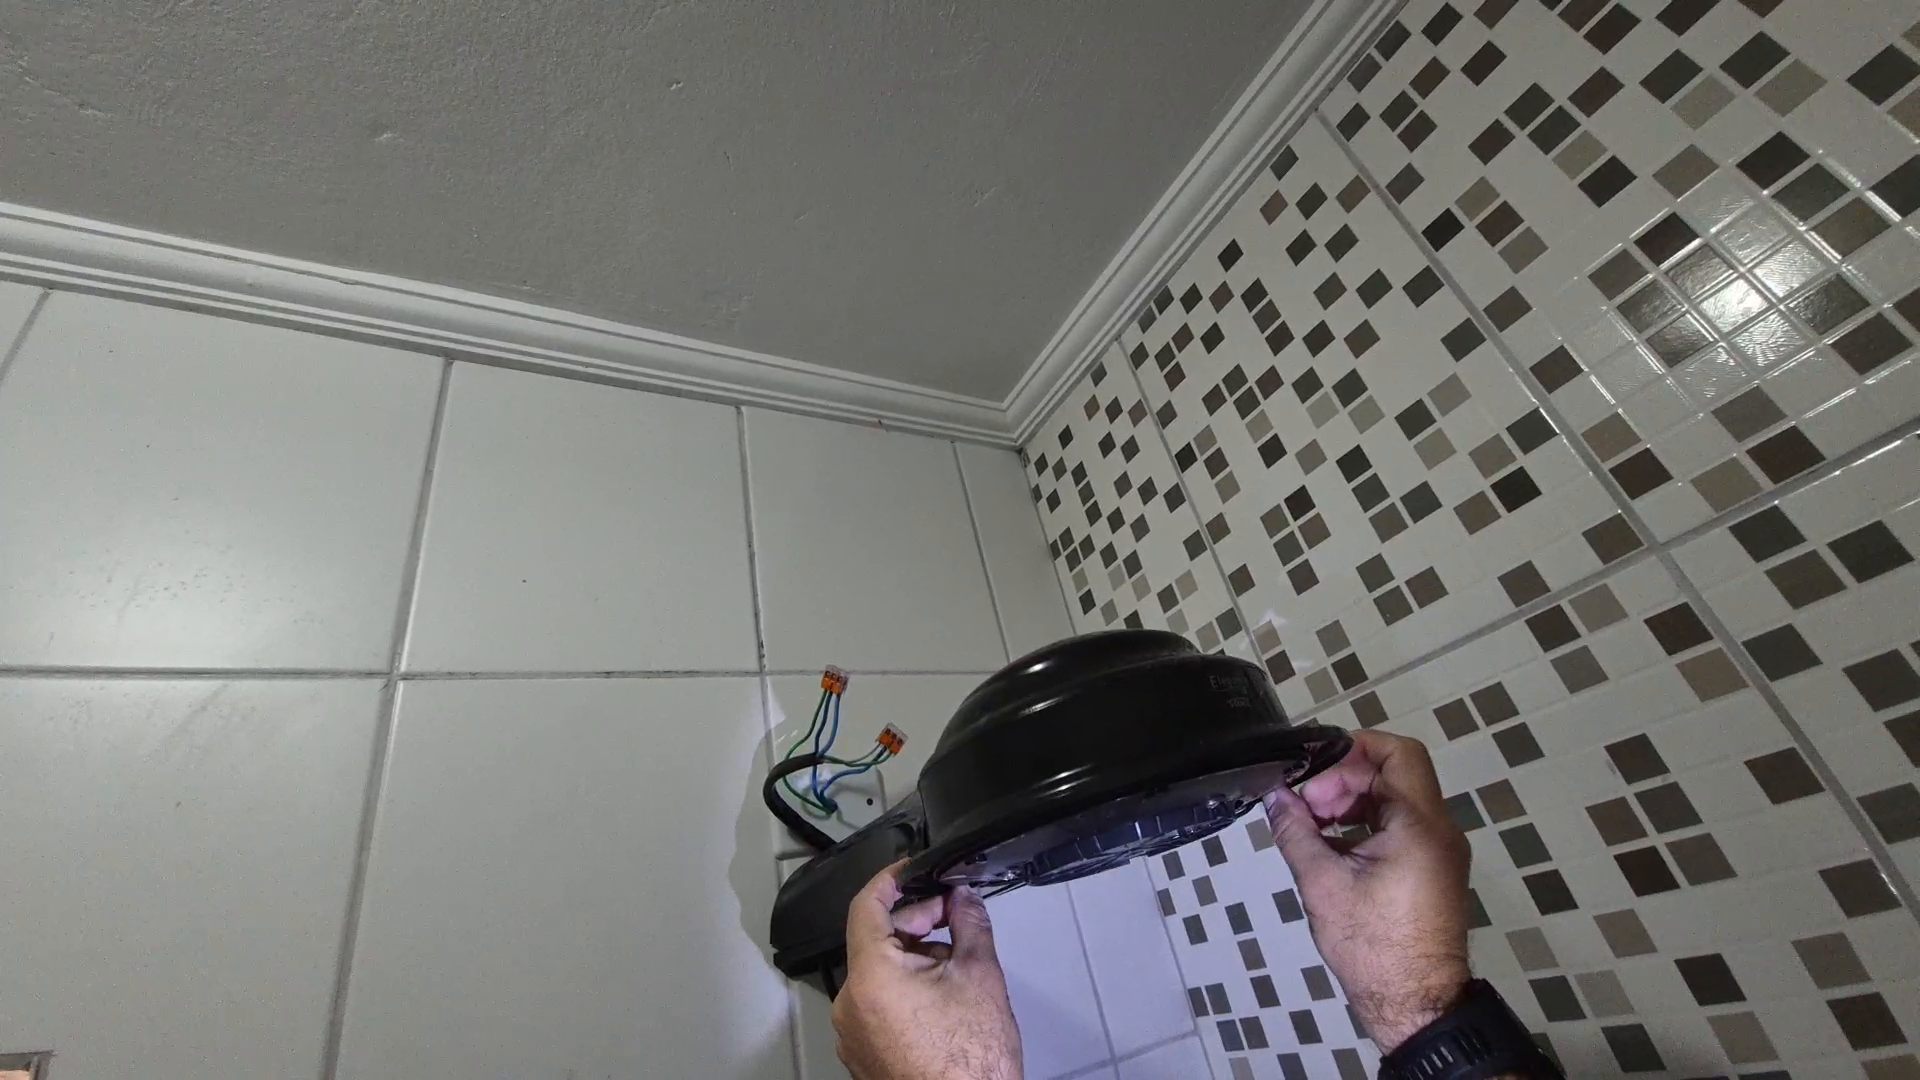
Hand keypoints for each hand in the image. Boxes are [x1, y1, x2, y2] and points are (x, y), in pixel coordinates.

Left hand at [832, 860, 1022, 1079]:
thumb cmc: (972, 1057)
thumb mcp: (979, 975)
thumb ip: (969, 921)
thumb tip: (964, 895)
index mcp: (871, 977)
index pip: (867, 905)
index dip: (891, 878)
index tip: (913, 867)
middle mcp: (850, 1003)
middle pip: (876, 937)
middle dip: (917, 920)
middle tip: (955, 916)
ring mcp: (853, 1032)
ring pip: (879, 969)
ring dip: (915, 953)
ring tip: (955, 960)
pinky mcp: (864, 1053)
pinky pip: (878, 998)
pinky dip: (905, 983)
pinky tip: (942, 990)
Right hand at [1264, 730, 1471, 1051]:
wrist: (1417, 1007)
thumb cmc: (1371, 943)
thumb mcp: (1321, 882)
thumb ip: (1295, 829)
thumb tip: (1274, 796)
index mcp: (1418, 826)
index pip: (1398, 753)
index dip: (1354, 746)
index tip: (1314, 768)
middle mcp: (1437, 830)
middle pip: (1390, 772)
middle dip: (1341, 779)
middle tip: (1306, 806)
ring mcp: (1437, 849)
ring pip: (1391, 796)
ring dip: (1347, 800)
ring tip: (1310, 825)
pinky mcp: (1429, 867)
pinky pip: (1396, 823)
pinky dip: (1360, 821)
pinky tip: (1327, 843)